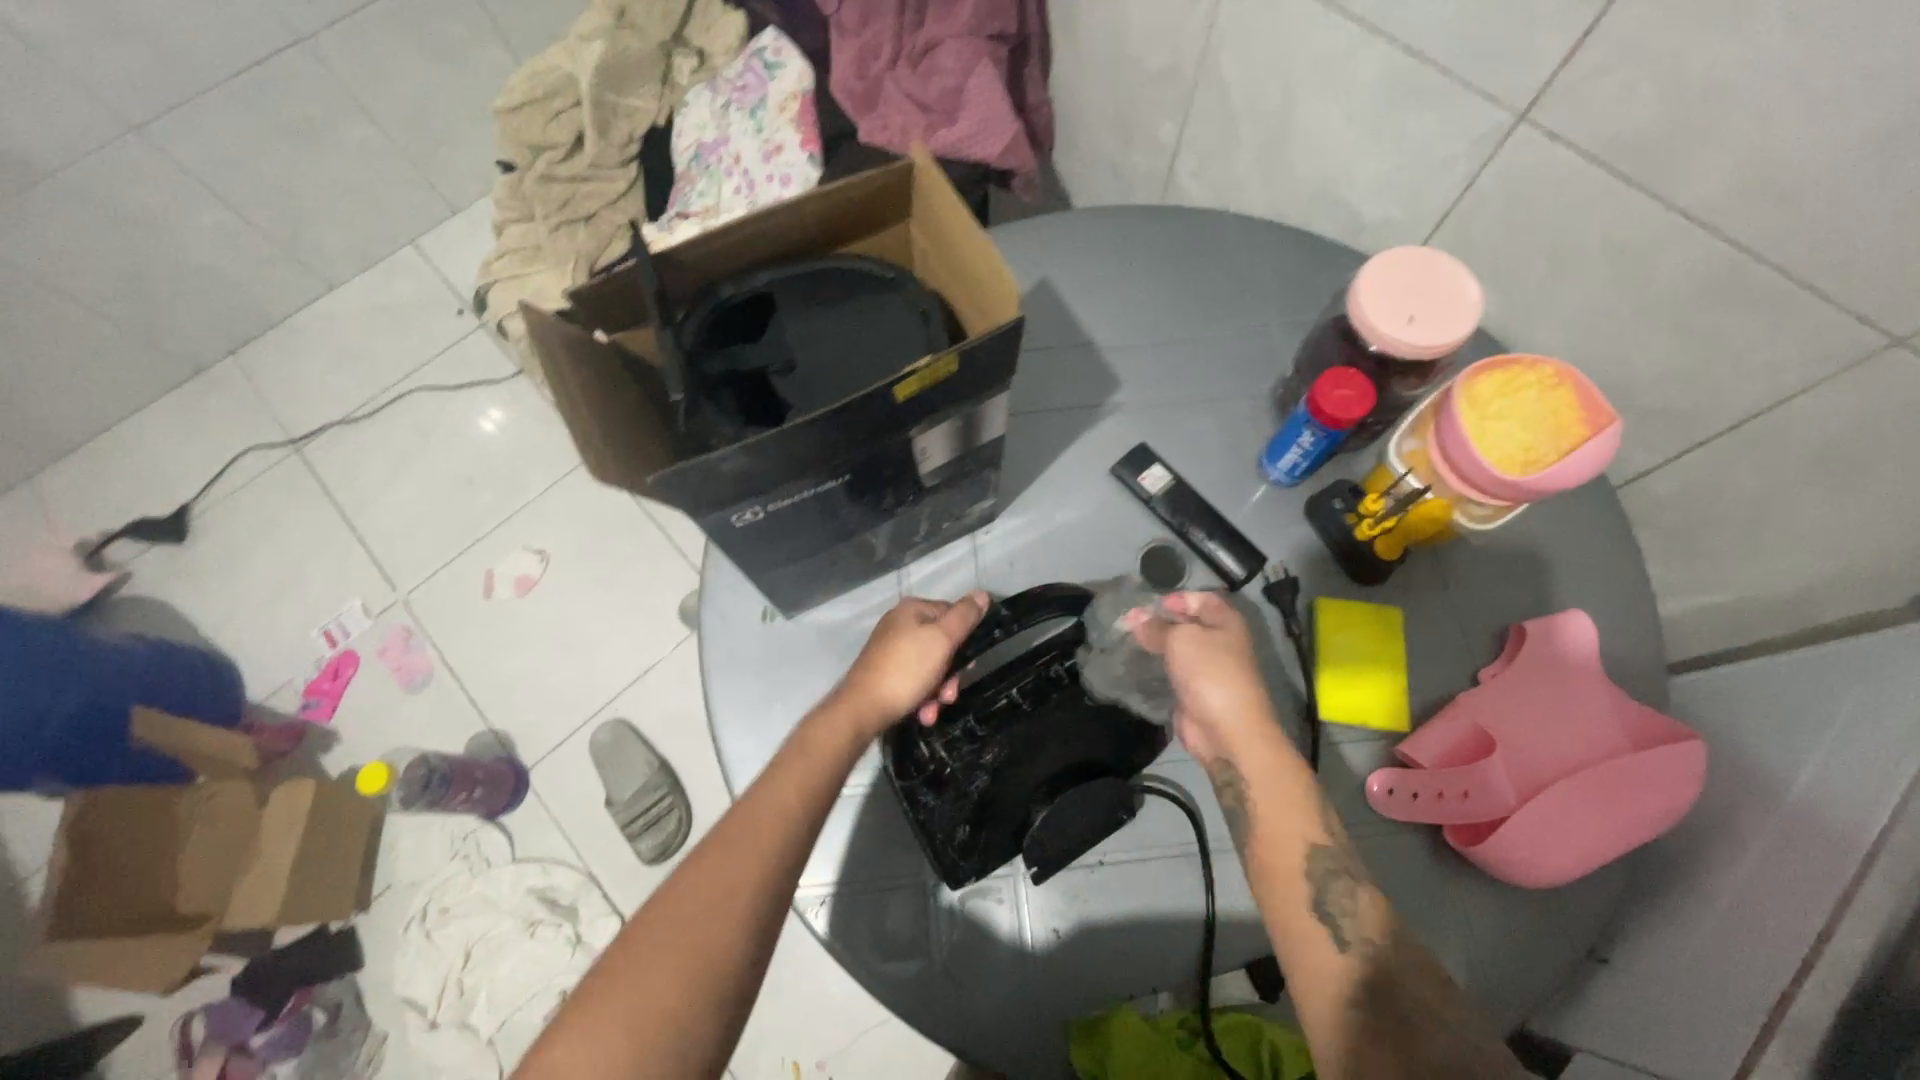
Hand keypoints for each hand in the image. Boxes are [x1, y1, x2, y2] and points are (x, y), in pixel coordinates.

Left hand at [829, 591, 989, 738]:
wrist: (862, 709)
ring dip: (938, 691)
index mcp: (913, 610)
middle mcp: (900, 624)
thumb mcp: (942, 640)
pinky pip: (915, 680)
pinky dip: (923, 697)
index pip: (954, 615)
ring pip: (931, 667)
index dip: (965, 640)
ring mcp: (891, 649)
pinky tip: (923, 713)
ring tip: (932, 709)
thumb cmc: (907, 670)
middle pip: (943, 644)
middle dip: (950, 674)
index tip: (969, 665)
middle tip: (949, 694)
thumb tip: (983, 594)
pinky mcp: (885, 672)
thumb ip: (964, 616)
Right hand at [1128, 591, 1281, 764]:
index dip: (1177, 598)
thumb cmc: (1209, 672)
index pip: (1202, 599)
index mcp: (1226, 623)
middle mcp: (1220, 643)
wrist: (1226, 729)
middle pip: (1188, 624)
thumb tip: (1135, 618)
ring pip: (1179, 650)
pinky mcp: (1194, 692)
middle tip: (1130, 623)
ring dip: (1156, 646)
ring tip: (1128, 641)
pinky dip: (1157, 669)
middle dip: (1161, 621)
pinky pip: (1173, 673)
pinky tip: (1135, 665)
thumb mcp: (1180, 639)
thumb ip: (1157, 627)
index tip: (1150, 604)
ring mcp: (1208, 670)